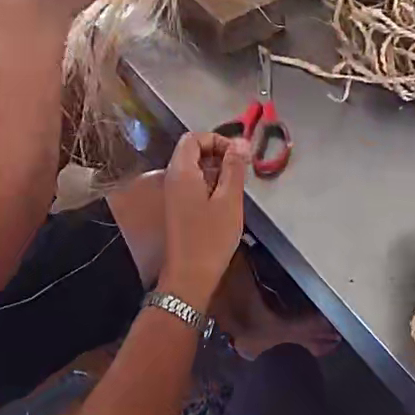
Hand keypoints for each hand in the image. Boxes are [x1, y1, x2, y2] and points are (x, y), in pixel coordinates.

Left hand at [158, 132, 250, 311]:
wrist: (190, 275)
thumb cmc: (211, 237)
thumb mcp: (229, 200)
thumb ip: (234, 168)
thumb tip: (241, 142)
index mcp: (181, 171)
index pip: (193, 138)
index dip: (217, 139)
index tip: (238, 154)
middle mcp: (173, 178)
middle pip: (192, 151)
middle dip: (219, 153)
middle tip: (242, 169)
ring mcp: (174, 195)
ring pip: (195, 169)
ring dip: (217, 170)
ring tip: (238, 185)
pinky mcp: (178, 208)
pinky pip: (194, 185)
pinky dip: (211, 184)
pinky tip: (227, 200)